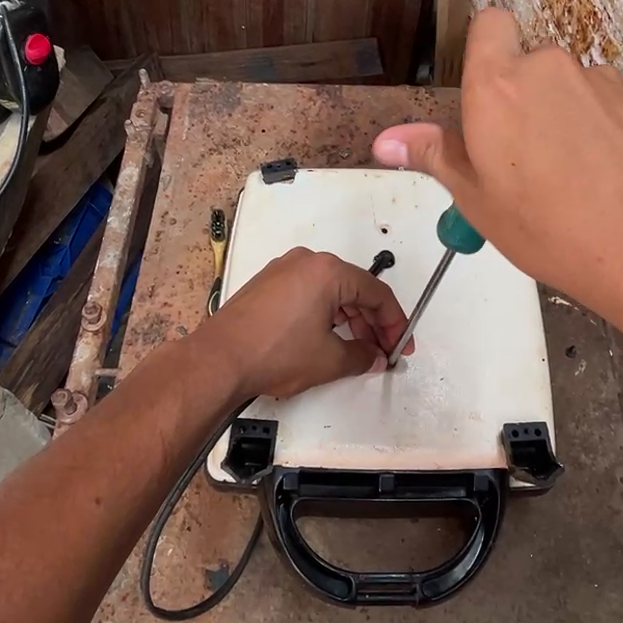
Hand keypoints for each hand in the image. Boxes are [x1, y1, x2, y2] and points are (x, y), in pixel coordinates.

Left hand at [196, 247, 412, 399]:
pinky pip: (308, 292)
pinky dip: (325, 313)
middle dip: (372, 322)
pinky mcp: (268, 284)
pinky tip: (327, 337)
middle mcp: (307, 261)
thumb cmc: (274, 353)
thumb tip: (375, 357)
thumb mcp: (329, 360)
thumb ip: (362, 356)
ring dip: (349, 318)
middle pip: (354, 288)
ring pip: (331, 290)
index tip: (402, 345)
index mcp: (328, 271)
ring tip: (356, 349)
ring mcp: (284, 269)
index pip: (376, 293)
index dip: (395, 322)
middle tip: (382, 350)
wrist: (220, 360)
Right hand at [372, 9, 622, 320]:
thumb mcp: (479, 201)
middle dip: (524, 102)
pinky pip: (610, 108)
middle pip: (529, 66)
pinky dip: (605, 133)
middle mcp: (551, 68)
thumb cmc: (556, 230)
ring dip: (565, 120)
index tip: (486, 100)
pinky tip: (612, 182)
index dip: (486, 53)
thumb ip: (435, 155)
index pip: (489, 25)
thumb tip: (386, 139)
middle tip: (523, 164)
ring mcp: (605, 82)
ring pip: (572, 90)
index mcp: (499, 85)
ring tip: (574, 184)